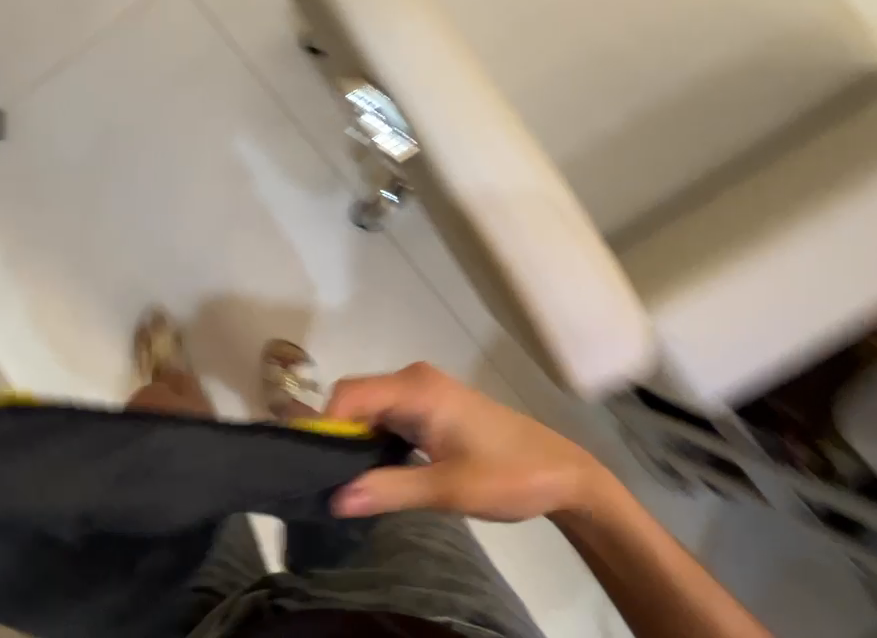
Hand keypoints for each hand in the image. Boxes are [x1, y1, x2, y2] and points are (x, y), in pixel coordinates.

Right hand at [324, 362, 610, 521]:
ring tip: (343, 477)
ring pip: (370, 406)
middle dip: (337, 433)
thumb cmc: (508, 476)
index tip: (313, 466)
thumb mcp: (447, 490)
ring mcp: (423, 390)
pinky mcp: (430, 405)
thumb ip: (389, 489)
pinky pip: (387, 413)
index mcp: (415, 388)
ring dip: (355, 437)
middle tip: (325, 477)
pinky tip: (373, 468)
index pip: (348, 395)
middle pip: (355, 397)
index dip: (325, 426)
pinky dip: (375, 437)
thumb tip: (335, 498)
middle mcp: (413, 379)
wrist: (563, 473)